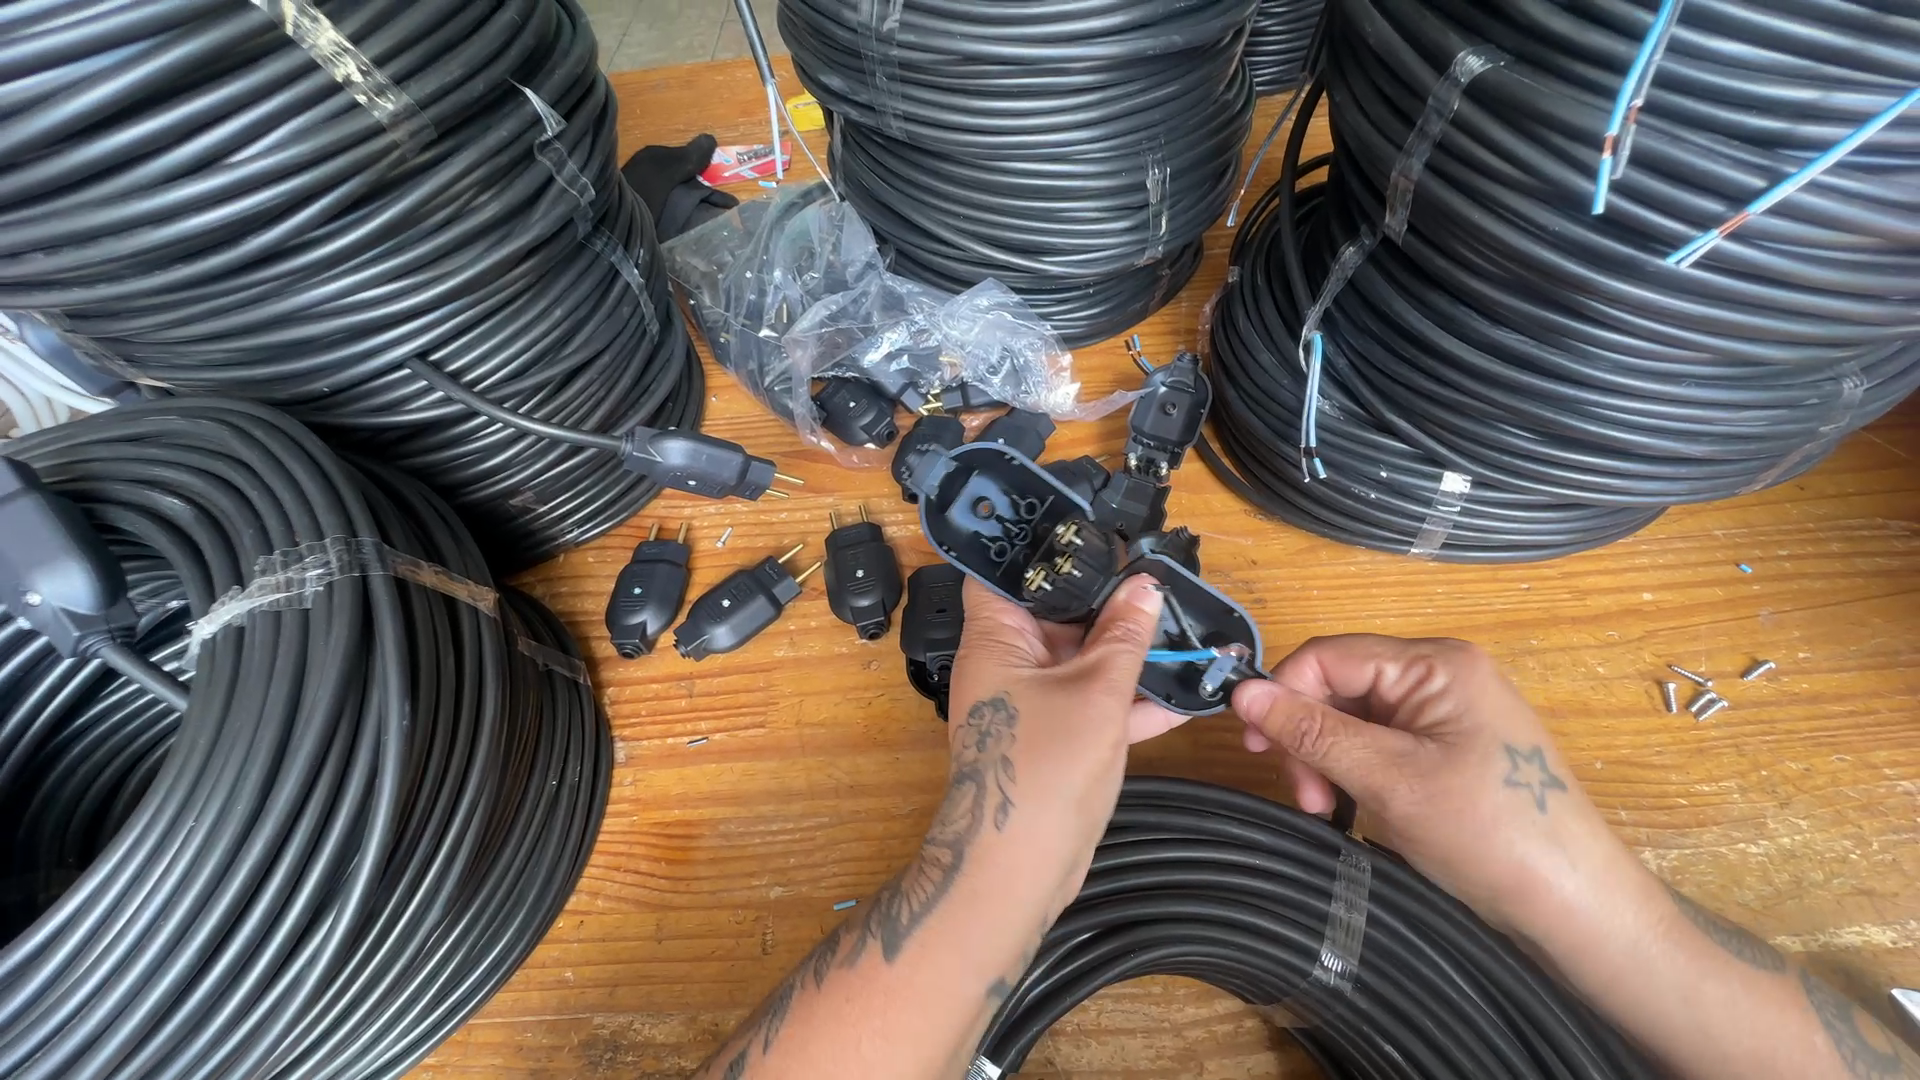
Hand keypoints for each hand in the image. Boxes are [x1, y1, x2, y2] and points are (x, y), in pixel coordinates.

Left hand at [941, 575, 1183, 905]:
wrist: (1024, 865)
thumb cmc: (1046, 765)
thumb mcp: (1096, 692)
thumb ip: (1124, 637)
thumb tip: (1146, 586)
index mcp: (996, 637)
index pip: (1005, 573)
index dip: (1042, 550)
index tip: (1090, 534)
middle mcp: (1008, 661)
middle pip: (1055, 614)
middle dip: (1104, 600)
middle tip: (1155, 576)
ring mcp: (1033, 699)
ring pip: (1082, 658)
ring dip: (1126, 650)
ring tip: (1180, 625)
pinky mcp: (1057, 733)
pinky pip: (1094, 700)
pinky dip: (1131, 697)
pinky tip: (1186, 692)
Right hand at [1231, 635, 1645, 935]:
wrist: (1580, 914)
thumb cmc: (1489, 834)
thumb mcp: (1388, 779)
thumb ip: (1310, 731)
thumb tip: (1240, 692)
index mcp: (1435, 664)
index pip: (1328, 656)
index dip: (1284, 693)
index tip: (1253, 745)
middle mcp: (1439, 675)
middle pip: (1338, 686)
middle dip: (1307, 737)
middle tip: (1301, 794)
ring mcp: (1444, 712)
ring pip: (1351, 717)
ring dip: (1325, 758)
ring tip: (1323, 807)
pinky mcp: (1445, 747)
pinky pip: (1375, 741)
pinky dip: (1351, 770)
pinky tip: (1349, 804)